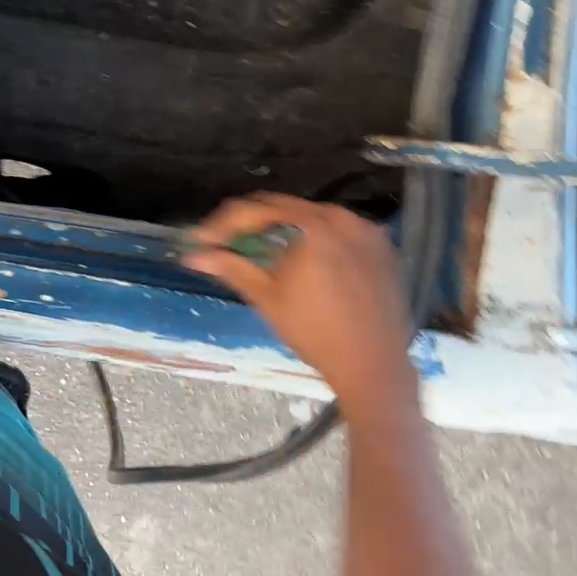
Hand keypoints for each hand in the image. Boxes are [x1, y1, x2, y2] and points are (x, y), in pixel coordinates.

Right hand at [183, 193, 417, 417]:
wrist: (374, 366)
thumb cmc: (315, 333)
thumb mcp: (267, 298)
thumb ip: (232, 267)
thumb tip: (194, 255)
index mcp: (312, 226)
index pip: (257, 209)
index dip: (224, 224)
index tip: (202, 241)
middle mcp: (342, 218)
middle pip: (284, 208)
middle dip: (251, 225)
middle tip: (226, 245)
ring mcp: (366, 231)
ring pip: (311, 218)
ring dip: (282, 231)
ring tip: (262, 254)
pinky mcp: (382, 248)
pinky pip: (338, 232)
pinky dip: (313, 241)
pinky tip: (301, 263)